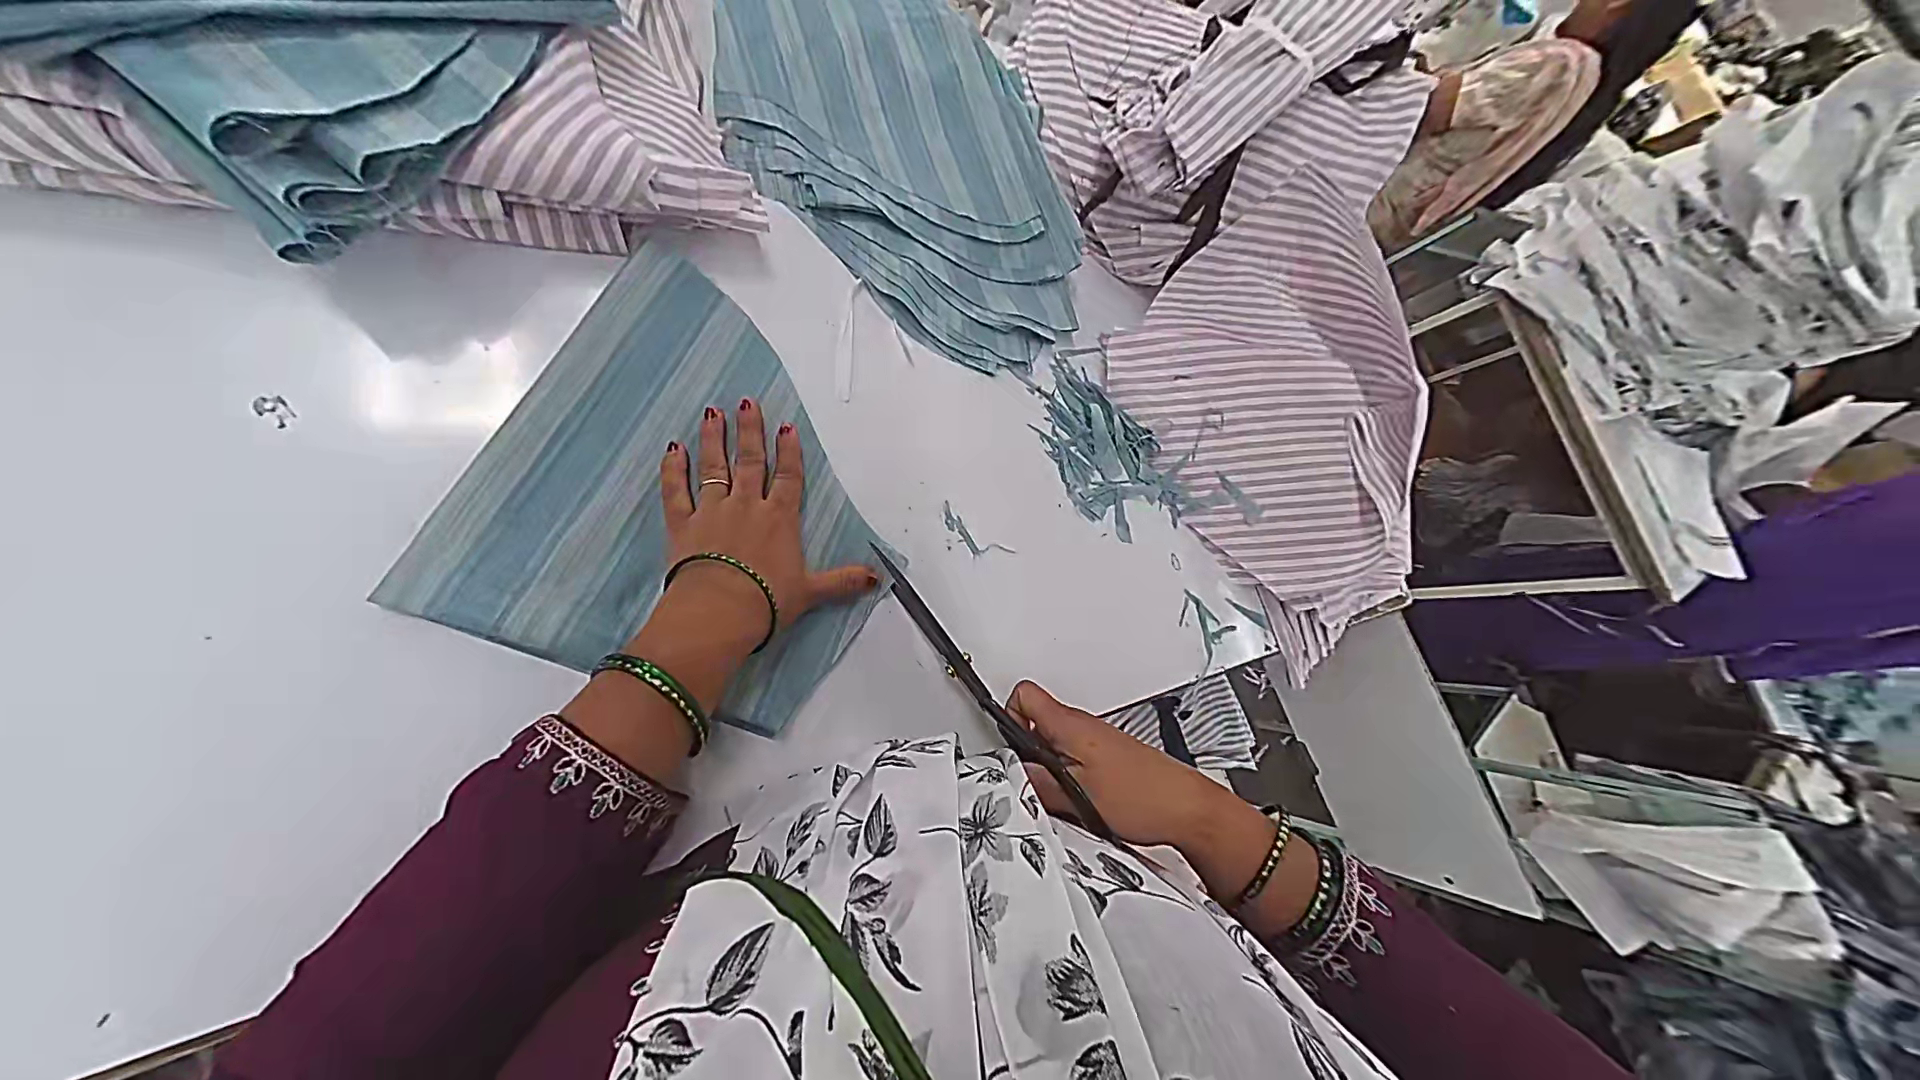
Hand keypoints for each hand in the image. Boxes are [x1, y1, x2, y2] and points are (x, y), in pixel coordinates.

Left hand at [659, 399, 877, 654]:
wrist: (720, 612)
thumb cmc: (765, 601)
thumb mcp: (812, 591)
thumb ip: (842, 581)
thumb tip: (874, 579)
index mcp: (779, 519)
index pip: (787, 476)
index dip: (789, 451)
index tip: (787, 428)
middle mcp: (746, 507)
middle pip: (750, 461)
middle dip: (750, 431)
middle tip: (748, 404)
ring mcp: (712, 512)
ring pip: (713, 467)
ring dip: (714, 439)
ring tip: (713, 414)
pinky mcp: (683, 525)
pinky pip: (675, 490)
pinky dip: (673, 469)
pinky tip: (673, 449)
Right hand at [1005, 681, 1249, 848]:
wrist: (1189, 808)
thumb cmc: (1146, 797)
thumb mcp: (1078, 797)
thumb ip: (1038, 782)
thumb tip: (1013, 773)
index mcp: (1070, 725)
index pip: (1024, 696)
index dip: (1008, 717)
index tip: (1008, 746)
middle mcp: (1083, 725)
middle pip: (1036, 722)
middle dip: (1028, 753)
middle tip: (1036, 780)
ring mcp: (1097, 740)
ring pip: (1055, 743)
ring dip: (1050, 768)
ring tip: (1065, 796)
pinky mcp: (1108, 756)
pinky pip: (1075, 757)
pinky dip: (1071, 776)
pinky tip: (1084, 801)